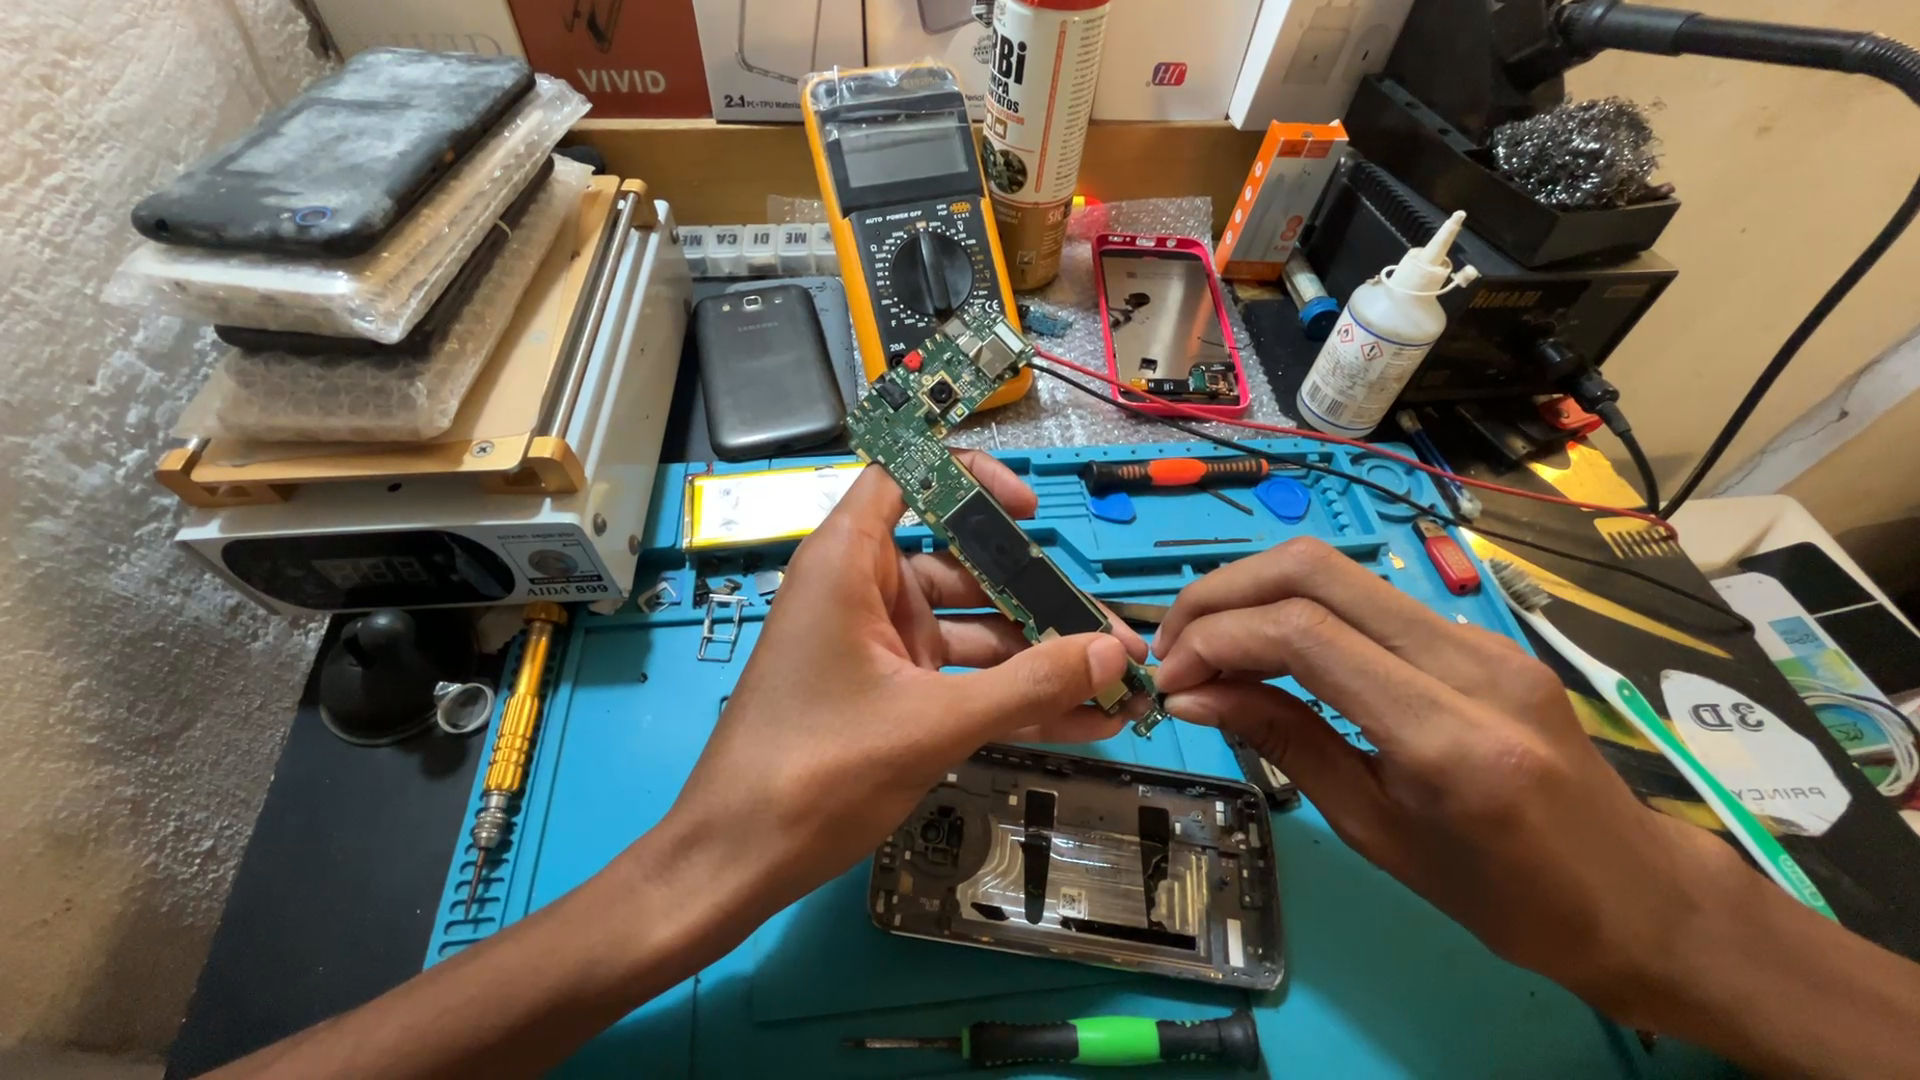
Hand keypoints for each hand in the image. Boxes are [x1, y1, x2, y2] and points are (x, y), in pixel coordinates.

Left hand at [662, 452, 1148, 919]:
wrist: (737, 862)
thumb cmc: (817, 771)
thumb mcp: (931, 724)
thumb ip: (1027, 686)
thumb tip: (1114, 651)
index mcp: (849, 564)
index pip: (904, 477)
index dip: (968, 478)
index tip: (1029, 510)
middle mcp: (865, 593)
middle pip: (961, 565)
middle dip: (1038, 598)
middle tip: (1111, 630)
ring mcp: (879, 647)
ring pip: (970, 631)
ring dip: (1037, 659)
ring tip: (1118, 682)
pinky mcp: (890, 695)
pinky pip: (961, 680)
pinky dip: (1010, 697)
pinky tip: (1082, 721)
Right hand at [1150, 538, 1751, 1021]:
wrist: (1638, 898)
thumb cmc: (1503, 896)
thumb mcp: (1373, 828)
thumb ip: (1282, 740)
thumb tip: (1193, 697)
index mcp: (1447, 735)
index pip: (1305, 633)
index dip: (1217, 640)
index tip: (1171, 681)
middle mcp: (1468, 661)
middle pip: (1315, 569)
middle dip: (1222, 593)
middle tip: (1174, 645)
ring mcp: (1479, 637)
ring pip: (1336, 570)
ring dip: (1252, 594)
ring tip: (1204, 645)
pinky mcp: (1476, 634)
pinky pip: (1364, 598)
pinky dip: (1294, 609)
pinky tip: (1265, 648)